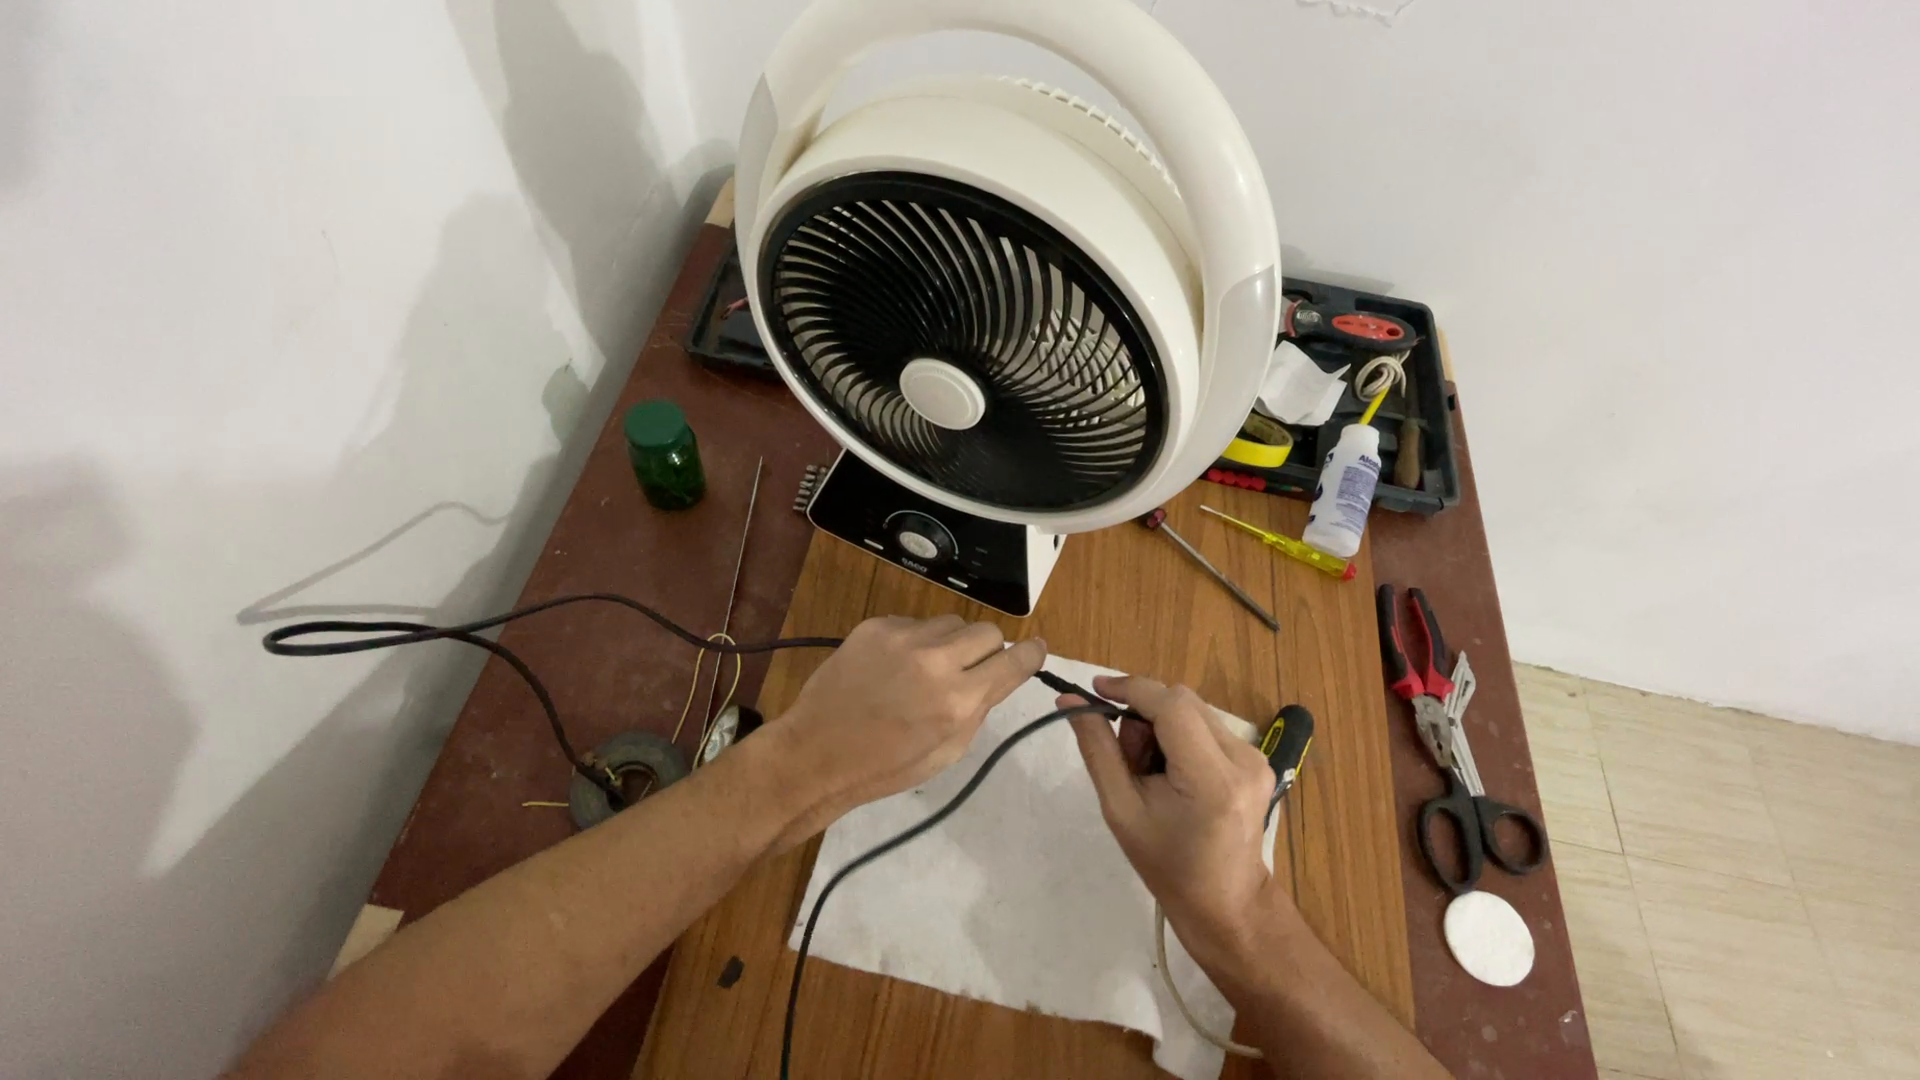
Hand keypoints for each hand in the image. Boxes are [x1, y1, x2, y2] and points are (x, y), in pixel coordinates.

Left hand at [767, 615, 1045, 846]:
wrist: (816, 752)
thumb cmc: (886, 766)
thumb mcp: (948, 752)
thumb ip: (979, 708)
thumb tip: (998, 675)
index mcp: (959, 700)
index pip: (1015, 660)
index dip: (1031, 654)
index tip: (1036, 650)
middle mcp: (936, 660)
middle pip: (987, 631)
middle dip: (987, 650)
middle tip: (968, 671)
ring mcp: (903, 637)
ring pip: (951, 622)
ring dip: (950, 643)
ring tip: (924, 670)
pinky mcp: (875, 626)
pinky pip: (914, 623)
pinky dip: (914, 641)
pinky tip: (893, 666)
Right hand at [1063, 675, 1282, 978]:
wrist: (1227, 905)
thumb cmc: (1168, 865)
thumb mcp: (1121, 809)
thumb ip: (1098, 749)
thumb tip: (1070, 700)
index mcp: (1211, 777)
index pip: (1169, 704)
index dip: (1129, 688)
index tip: (1093, 690)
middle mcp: (1243, 758)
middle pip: (1181, 700)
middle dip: (1143, 714)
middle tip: (1126, 757)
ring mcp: (1256, 757)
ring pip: (1193, 709)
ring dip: (1161, 724)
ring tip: (1149, 771)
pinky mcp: (1257, 759)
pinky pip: (1207, 725)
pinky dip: (1179, 735)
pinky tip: (1171, 773)